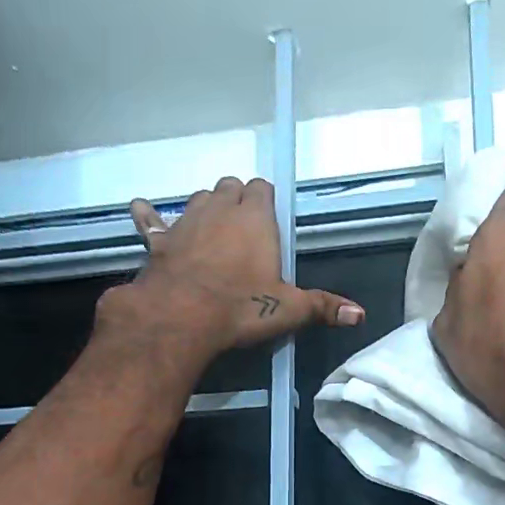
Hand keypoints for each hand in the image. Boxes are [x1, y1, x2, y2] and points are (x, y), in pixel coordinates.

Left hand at [97, 177, 362, 365]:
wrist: (180, 316)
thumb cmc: (241, 308)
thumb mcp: (289, 310)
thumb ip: (323, 308)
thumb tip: (360, 314)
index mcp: (256, 220)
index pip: (263, 189)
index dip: (267, 200)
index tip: (270, 219)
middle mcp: (220, 210)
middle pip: (230, 187)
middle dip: (238, 199)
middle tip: (246, 226)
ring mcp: (186, 222)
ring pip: (198, 199)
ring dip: (207, 207)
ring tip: (214, 228)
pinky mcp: (159, 241)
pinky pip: (152, 221)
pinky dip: (151, 217)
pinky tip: (144, 211)